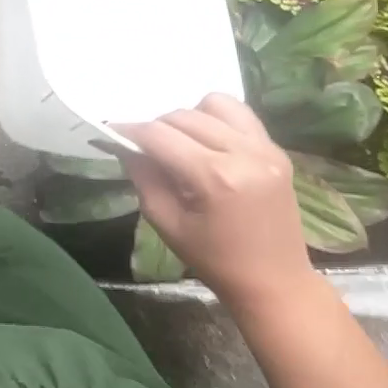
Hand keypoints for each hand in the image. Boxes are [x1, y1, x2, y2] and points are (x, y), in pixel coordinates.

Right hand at [112, 94, 315, 308]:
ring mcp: (266, 149)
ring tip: (181, 144)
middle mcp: (244, 153)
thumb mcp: (166, 223)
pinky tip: (206, 144)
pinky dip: (216, 120)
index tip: (110, 133)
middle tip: (144, 150)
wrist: (274, 282)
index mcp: (215, 177)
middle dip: (155, 128)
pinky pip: (240, 115)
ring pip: (213, 105)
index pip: (159, 135)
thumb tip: (125, 146)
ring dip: (188, 118)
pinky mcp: (277, 151)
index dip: (129, 131)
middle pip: (183, 116)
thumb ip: (143, 177)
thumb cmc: (215, 259)